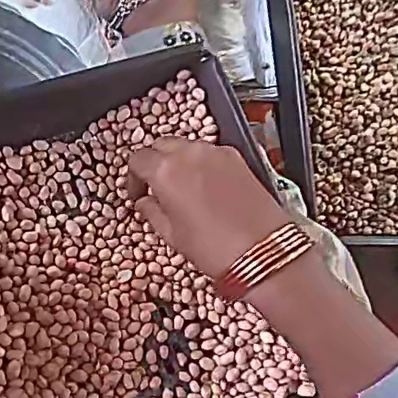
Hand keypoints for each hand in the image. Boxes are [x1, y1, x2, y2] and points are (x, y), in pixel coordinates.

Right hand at [126, 138, 288, 278]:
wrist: (264, 251)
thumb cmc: (216, 248)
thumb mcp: (173, 235)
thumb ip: (152, 212)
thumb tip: (145, 203)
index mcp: (166, 171)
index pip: (138, 159)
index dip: (133, 178)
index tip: (137, 194)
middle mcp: (190, 153)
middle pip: (161, 146)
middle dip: (154, 163)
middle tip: (154, 188)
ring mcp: (216, 152)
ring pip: (186, 146)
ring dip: (177, 161)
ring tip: (180, 189)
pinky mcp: (238, 158)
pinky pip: (209, 153)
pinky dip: (200, 164)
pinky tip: (204, 188)